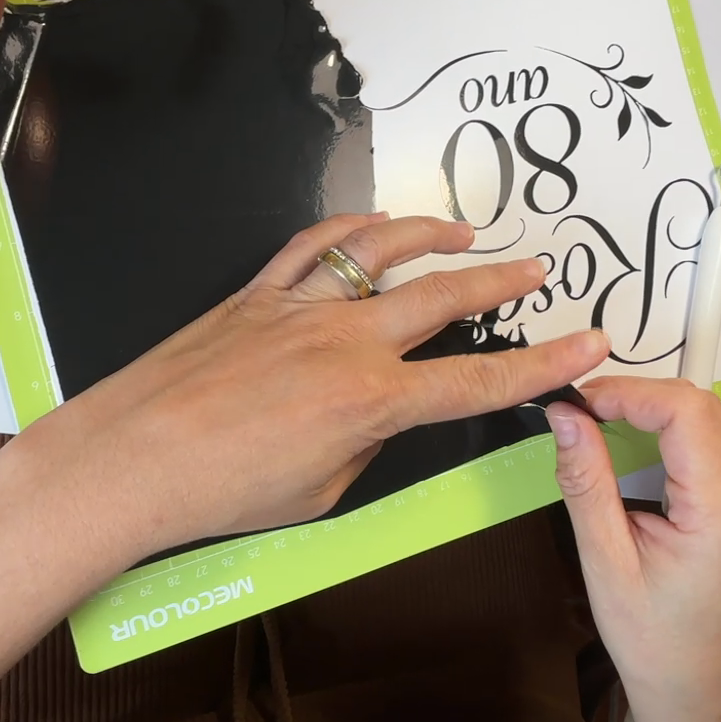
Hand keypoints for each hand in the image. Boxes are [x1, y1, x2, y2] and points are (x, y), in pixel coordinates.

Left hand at [8, 213, 610, 557]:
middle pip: (441, 298)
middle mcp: (345, 341)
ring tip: (466, 232)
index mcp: (370, 403)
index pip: (476, 382)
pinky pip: (314, 245)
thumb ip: (364, 442)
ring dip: (430, 236)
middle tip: (535, 273)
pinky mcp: (258, 292)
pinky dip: (352, 229)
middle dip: (499, 284)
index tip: (588, 345)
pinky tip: (375, 225)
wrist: (132, 458)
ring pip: (380, 252)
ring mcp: (300, 306)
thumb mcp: (320, 491)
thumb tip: (379, 411)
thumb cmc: (224, 495)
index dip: (541, 367)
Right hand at [545, 378, 720, 721]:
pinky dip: (663, 426)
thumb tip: (562, 414)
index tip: (577, 404)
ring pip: (706, 417)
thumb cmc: (646, 634)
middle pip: (700, 406)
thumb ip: (585, 481)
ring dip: (649, 406)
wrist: (693, 686)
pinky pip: (707, 440)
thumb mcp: (604, 559)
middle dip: (635, 394)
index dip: (628, 393)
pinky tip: (627, 440)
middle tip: (580, 410)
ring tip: (596, 420)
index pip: (686, 413)